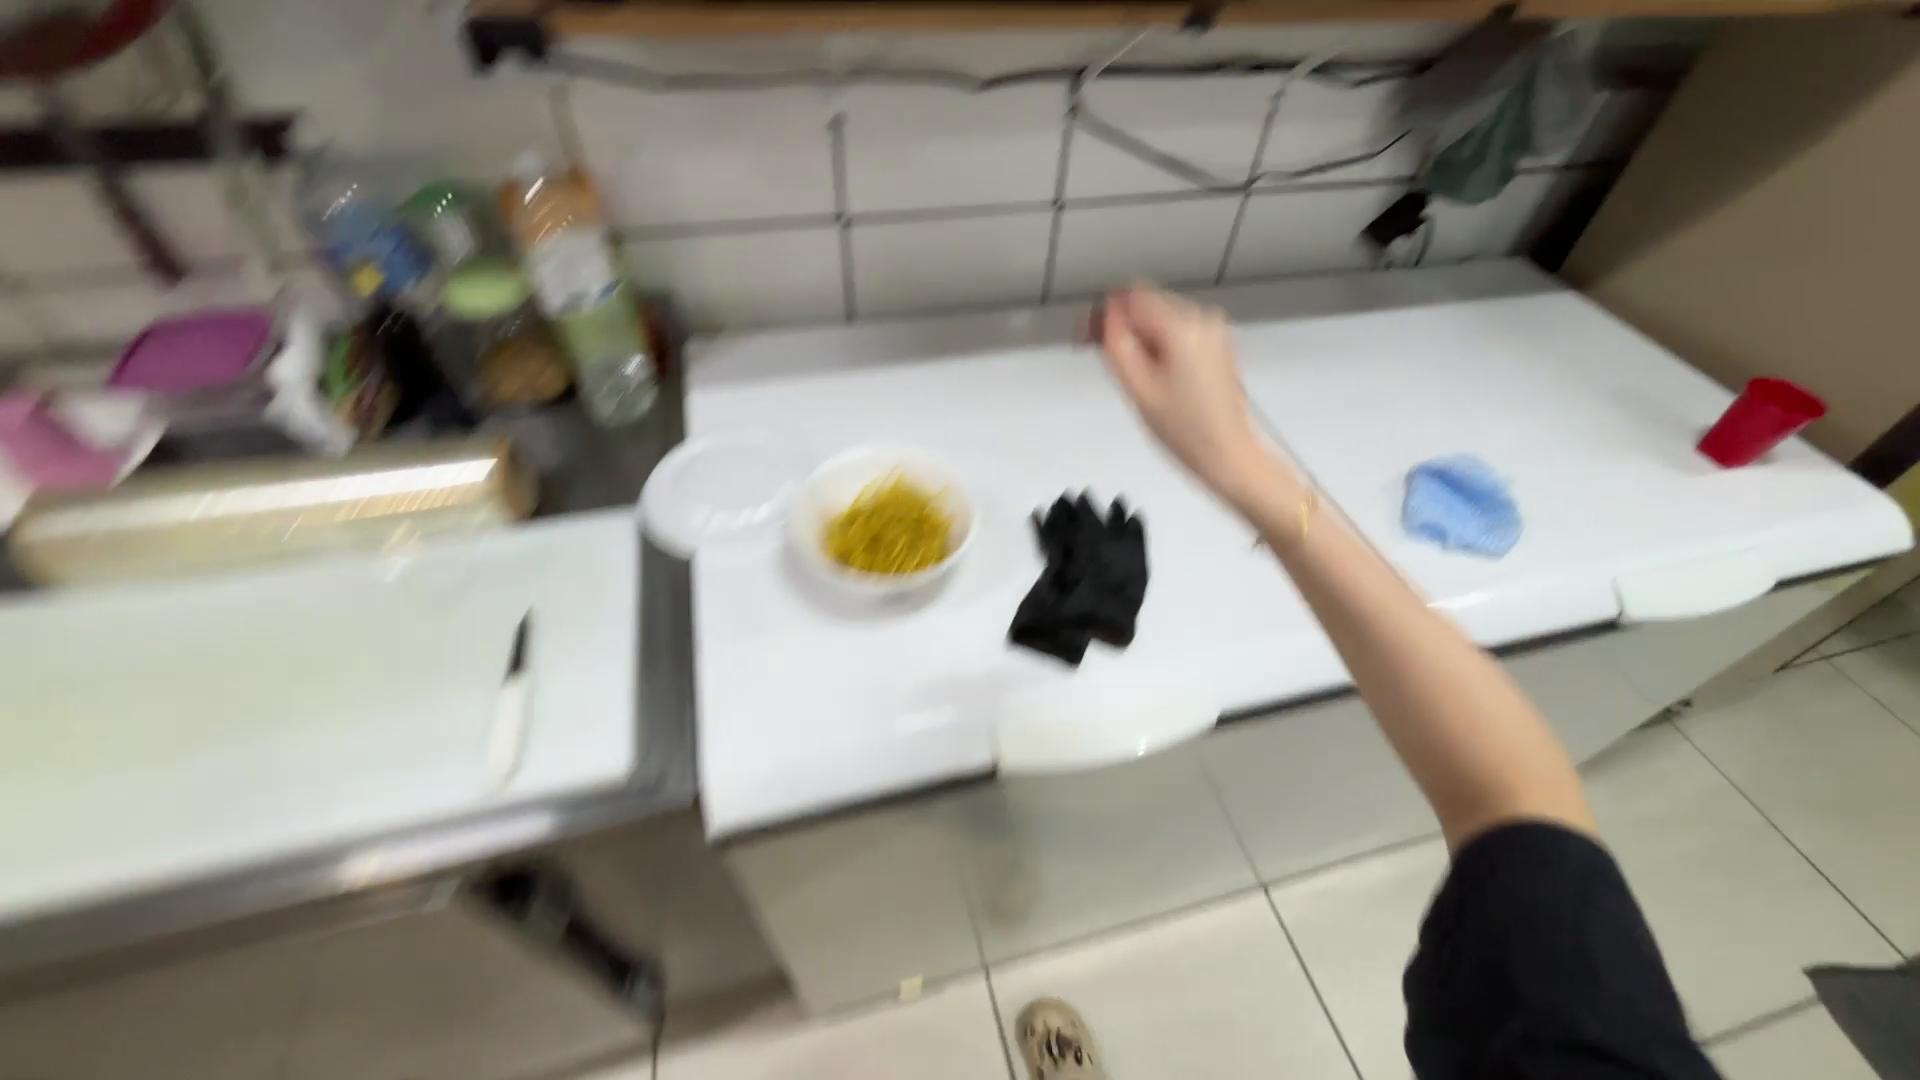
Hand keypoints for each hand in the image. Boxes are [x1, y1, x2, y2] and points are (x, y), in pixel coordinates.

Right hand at [1094, 284, 1275, 503]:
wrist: (1228, 453)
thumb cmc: (1188, 431)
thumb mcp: (1138, 389)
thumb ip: (1116, 346)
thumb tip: (1104, 316)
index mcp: (1182, 327)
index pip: (1132, 297)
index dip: (1104, 312)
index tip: (1088, 332)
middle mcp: (1203, 321)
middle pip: (1148, 306)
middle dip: (1122, 327)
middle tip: (1100, 353)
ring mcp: (1214, 333)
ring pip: (1162, 321)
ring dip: (1141, 339)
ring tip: (1129, 374)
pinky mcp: (1218, 347)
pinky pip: (1179, 335)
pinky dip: (1161, 348)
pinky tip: (1152, 376)